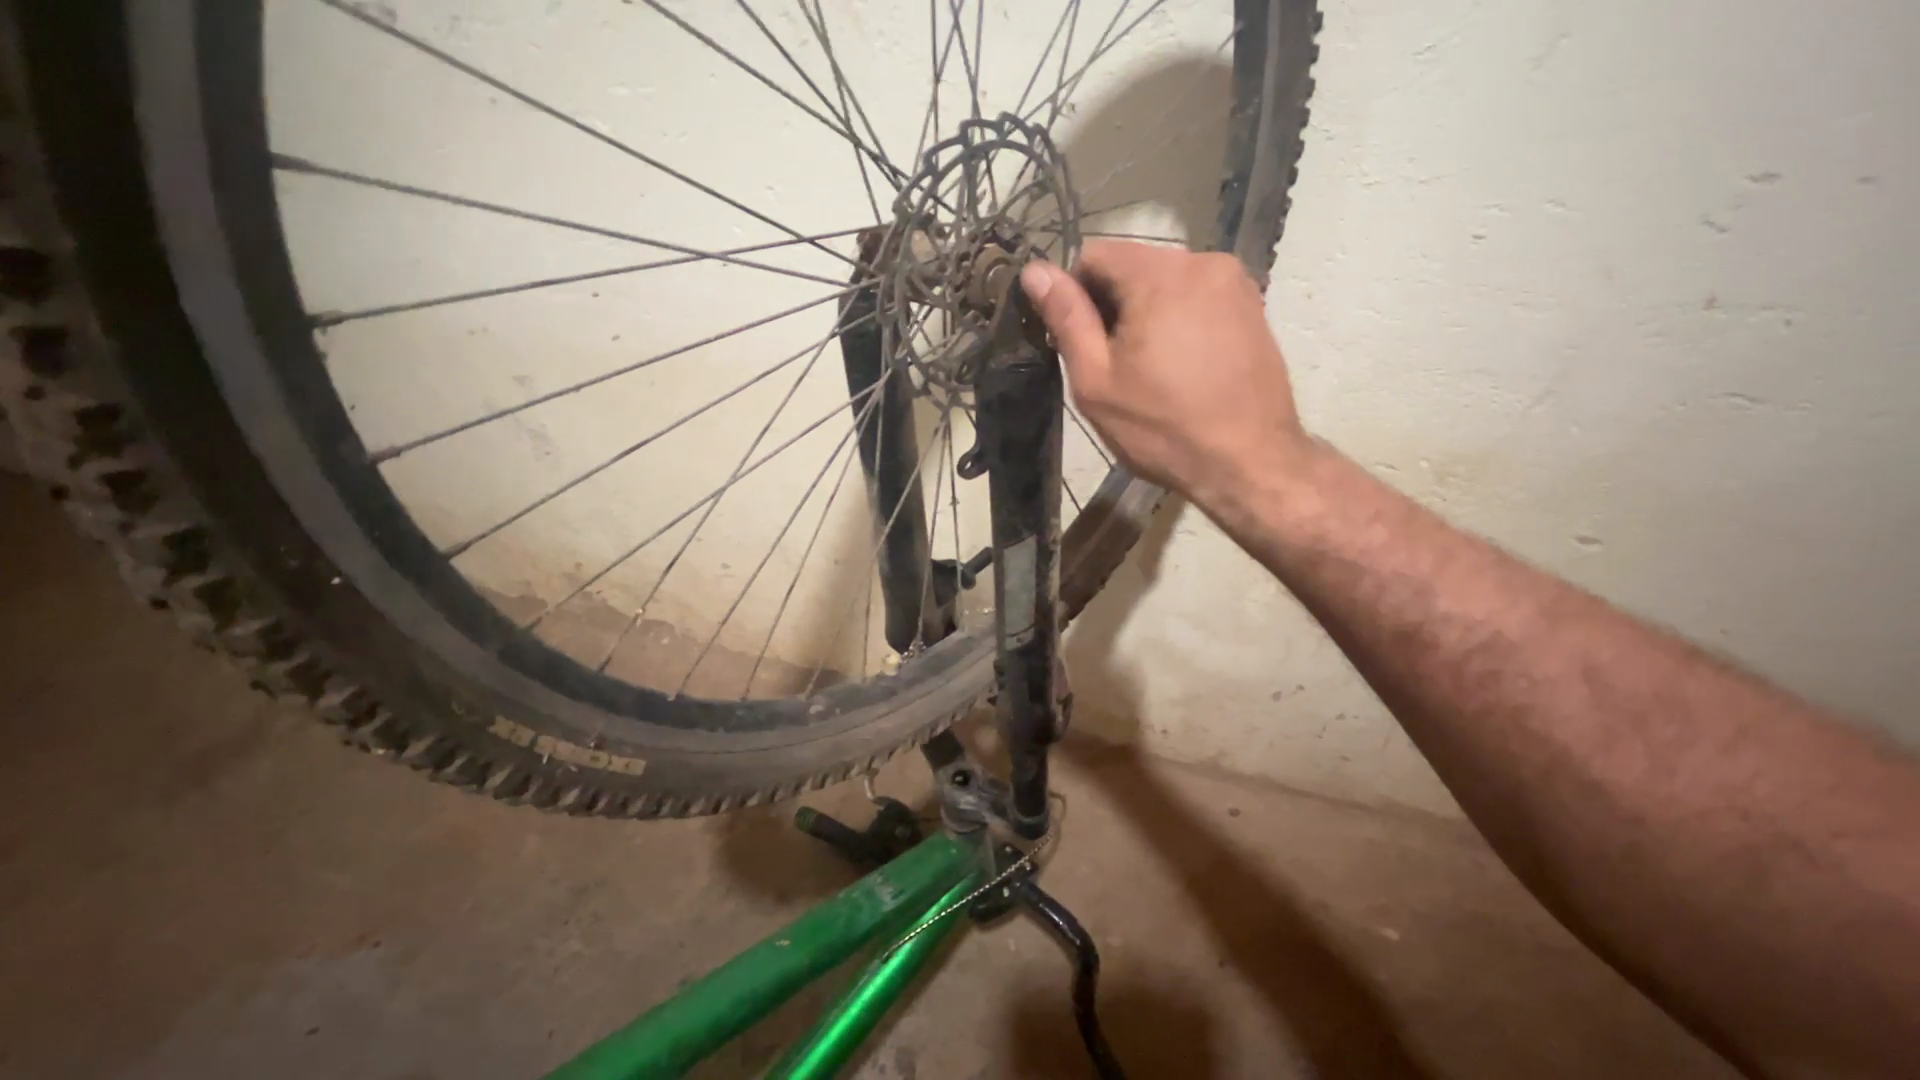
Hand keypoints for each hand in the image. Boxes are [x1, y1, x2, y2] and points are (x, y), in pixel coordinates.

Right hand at [1019, 241, 1311, 509]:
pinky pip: (1199, 298)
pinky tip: (1184, 366)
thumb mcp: (1097, 380)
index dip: (1076, 296)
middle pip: (1134, 266)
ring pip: (1167, 281)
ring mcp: (1235, 283)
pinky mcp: (1253, 306)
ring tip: (1152, 370)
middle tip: (1116, 365)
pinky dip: (1181, 320)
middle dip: (1115, 305)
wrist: (1250, 463)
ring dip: (1149, 313)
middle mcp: (1203, 261)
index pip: (1095, 255)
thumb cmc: (1163, 428)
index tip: (1083, 343)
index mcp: (1159, 274)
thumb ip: (1066, 318)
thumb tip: (1035, 270)